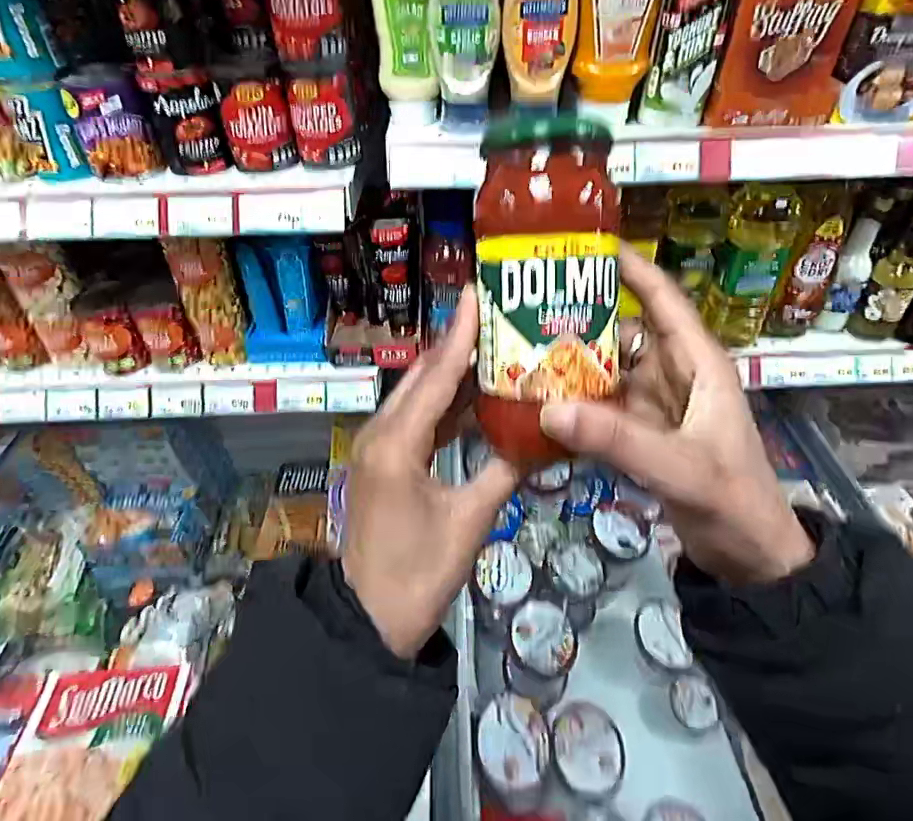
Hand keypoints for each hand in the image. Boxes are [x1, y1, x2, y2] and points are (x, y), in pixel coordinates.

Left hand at [344, 288, 520, 657]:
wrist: (367, 619)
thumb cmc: (418, 574)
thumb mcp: (468, 522)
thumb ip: (504, 472)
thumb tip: (546, 438)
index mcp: (397, 442)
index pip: (435, 375)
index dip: (460, 333)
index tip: (477, 293)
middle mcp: (382, 432)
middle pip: (423, 376)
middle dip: (457, 343)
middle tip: (496, 311)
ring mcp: (379, 445)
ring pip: (419, 396)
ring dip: (453, 372)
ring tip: (495, 343)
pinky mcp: (384, 460)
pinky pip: (418, 419)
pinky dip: (446, 404)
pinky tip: (476, 394)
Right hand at [539, 246, 813, 585]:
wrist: (752, 561)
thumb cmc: (734, 502)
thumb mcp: (681, 469)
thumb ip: (618, 441)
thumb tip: (550, 410)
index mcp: (697, 362)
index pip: (662, 299)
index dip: (630, 267)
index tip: (584, 245)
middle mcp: (673, 372)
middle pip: (622, 330)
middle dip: (580, 317)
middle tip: (525, 306)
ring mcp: (655, 402)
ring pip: (607, 367)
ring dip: (570, 362)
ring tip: (520, 350)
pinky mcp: (640, 430)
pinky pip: (600, 404)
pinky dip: (574, 402)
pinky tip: (539, 402)